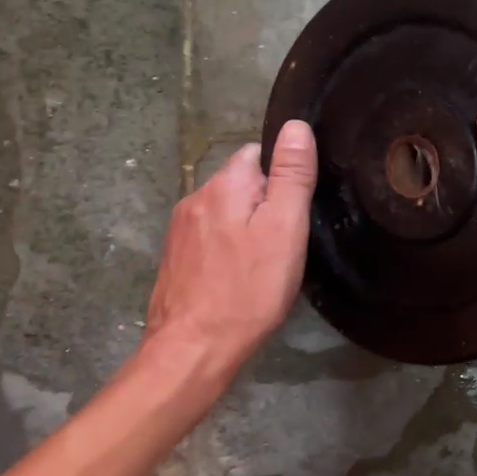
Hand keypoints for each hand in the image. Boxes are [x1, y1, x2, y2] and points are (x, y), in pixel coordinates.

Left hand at [143, 120, 316, 373]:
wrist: (194, 349)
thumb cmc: (248, 289)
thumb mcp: (284, 229)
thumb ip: (291, 176)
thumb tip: (296, 125)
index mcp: (223, 185)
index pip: (258, 153)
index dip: (284, 175)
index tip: (300, 208)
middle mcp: (195, 199)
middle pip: (241, 182)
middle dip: (266, 201)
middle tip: (290, 239)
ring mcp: (181, 230)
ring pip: (226, 211)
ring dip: (248, 225)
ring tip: (269, 260)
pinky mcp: (176, 258)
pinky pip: (212, 237)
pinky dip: (230, 247)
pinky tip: (242, 275)